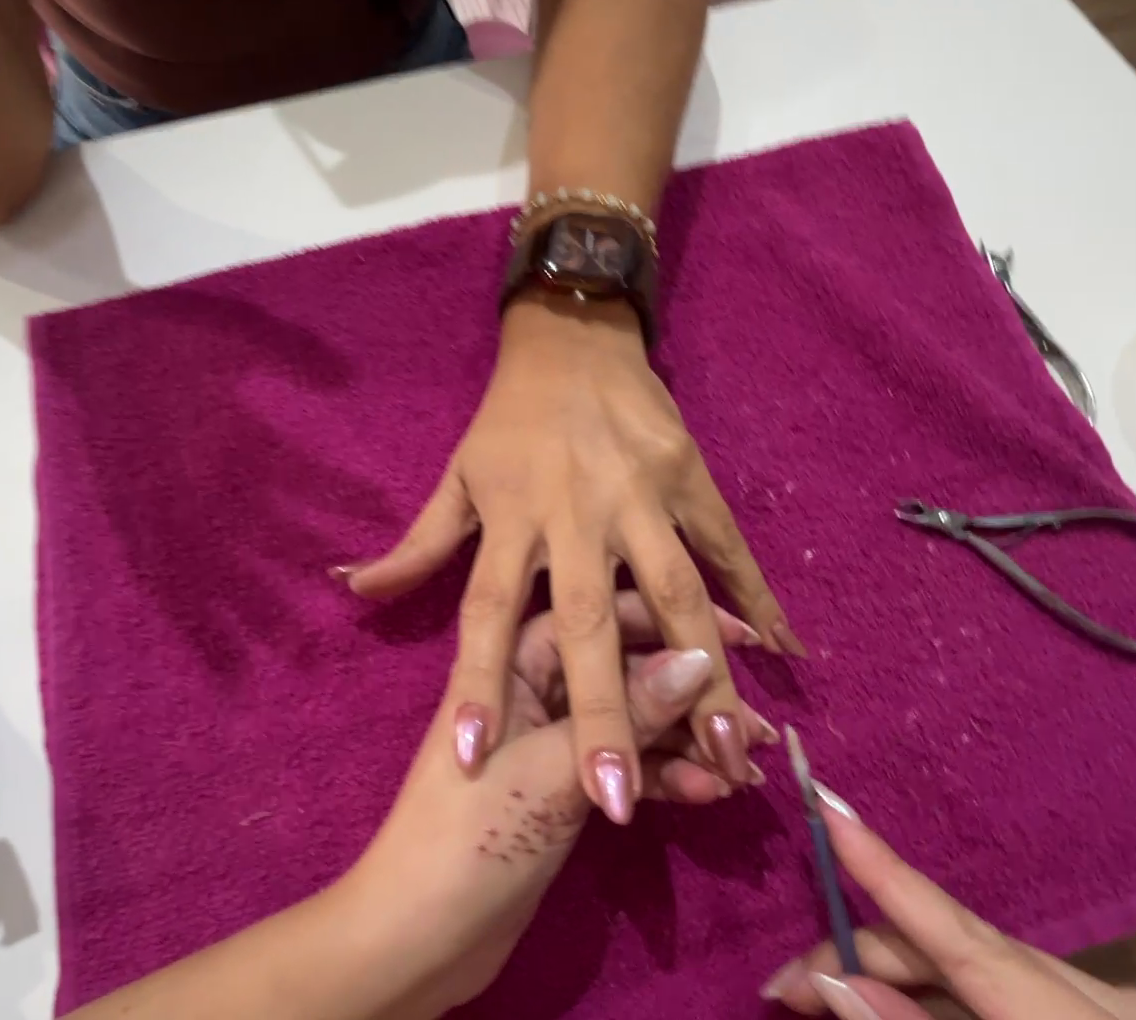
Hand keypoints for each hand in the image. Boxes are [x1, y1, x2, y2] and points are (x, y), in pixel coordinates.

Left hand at [339, 291, 804, 823]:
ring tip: (725, 751)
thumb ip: (414, 544)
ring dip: (701, 672)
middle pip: (587, 621)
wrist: (575, 340)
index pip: (487, 610)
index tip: (471, 759)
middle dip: (601, 710)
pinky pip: (728, 548)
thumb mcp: (456, 477)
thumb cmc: (508, 421)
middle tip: (613, 796)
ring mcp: (642, 497)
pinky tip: (787, 654)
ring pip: (674, 593)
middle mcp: (576, 514)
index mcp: (511, 517)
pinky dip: (759, 597)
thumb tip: (348, 591)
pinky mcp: (693, 480)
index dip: (477, 683)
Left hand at [341, 593, 740, 1016]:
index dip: (661, 620)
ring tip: (745, 768)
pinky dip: (663, 778)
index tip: (734, 634)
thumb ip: (628, 711)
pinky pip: (623, 769)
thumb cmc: (474, 833)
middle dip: (687, 694)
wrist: (423, 934)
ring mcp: (549, 743)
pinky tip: (708, 792)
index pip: (592, 618)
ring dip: (684, 743)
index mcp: (509, 663)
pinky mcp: (564, 789)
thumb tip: (700, 654)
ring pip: (628, 725)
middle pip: (619, 673)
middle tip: (750, 718)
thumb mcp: (554, 767)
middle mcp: (532, 691)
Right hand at [763, 795, 1135, 1019]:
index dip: (887, 871)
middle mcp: (1103, 1004)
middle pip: (952, 950)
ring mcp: (1116, 1009)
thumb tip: (835, 982)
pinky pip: (1004, 993)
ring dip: (893, 979)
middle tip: (781, 991)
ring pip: (975, 969)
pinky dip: (943, 999)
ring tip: (824, 1000)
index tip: (825, 802)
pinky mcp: (1111, 1017)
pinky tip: (902, 1011)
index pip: (962, 937)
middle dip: (857, 957)